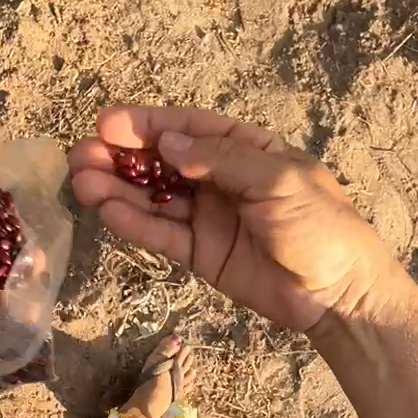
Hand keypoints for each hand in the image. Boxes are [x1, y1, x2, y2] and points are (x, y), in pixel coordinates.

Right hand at [68, 107, 398, 332]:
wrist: (337, 292)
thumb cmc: (320, 225)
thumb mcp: (278, 180)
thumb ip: (222, 160)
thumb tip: (169, 145)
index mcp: (247, 150)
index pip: (190, 129)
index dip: (148, 124)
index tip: (108, 124)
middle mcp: (221, 180)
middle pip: (163, 162)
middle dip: (122, 156)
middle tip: (81, 155)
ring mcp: (209, 218)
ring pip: (155, 198)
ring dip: (117, 189)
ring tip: (80, 182)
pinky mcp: (201, 255)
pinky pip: (162, 235)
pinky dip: (135, 223)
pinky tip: (106, 211)